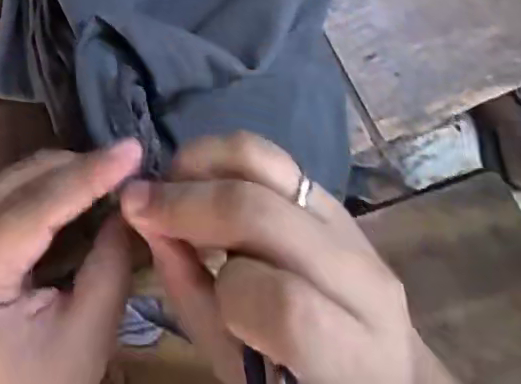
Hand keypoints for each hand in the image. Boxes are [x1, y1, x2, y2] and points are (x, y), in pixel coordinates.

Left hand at [0, 140, 142, 383]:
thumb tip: (131, 203)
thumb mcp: (84, 336)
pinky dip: (55, 184)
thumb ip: (110, 263)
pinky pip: (17, 188)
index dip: (92, 171)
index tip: (135, 149)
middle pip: (30, 177)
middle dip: (84, 166)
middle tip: (135, 166)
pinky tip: (88, 189)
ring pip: (24, 174)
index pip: (42, 200)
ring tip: (118, 175)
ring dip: (71, 171)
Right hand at [119, 133, 450, 383]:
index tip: (162, 256)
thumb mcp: (247, 374)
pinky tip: (200, 181)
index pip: (286, 304)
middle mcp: (360, 275)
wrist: (379, 371)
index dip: (220, 283)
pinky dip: (224, 160)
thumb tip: (147, 225)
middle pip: (267, 209)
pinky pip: (271, 157)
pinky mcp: (331, 195)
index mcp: (351, 353)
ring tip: (169, 181)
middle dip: (191, 198)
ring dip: (204, 160)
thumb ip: (195, 300)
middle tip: (140, 200)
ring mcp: (349, 223)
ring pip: (269, 159)